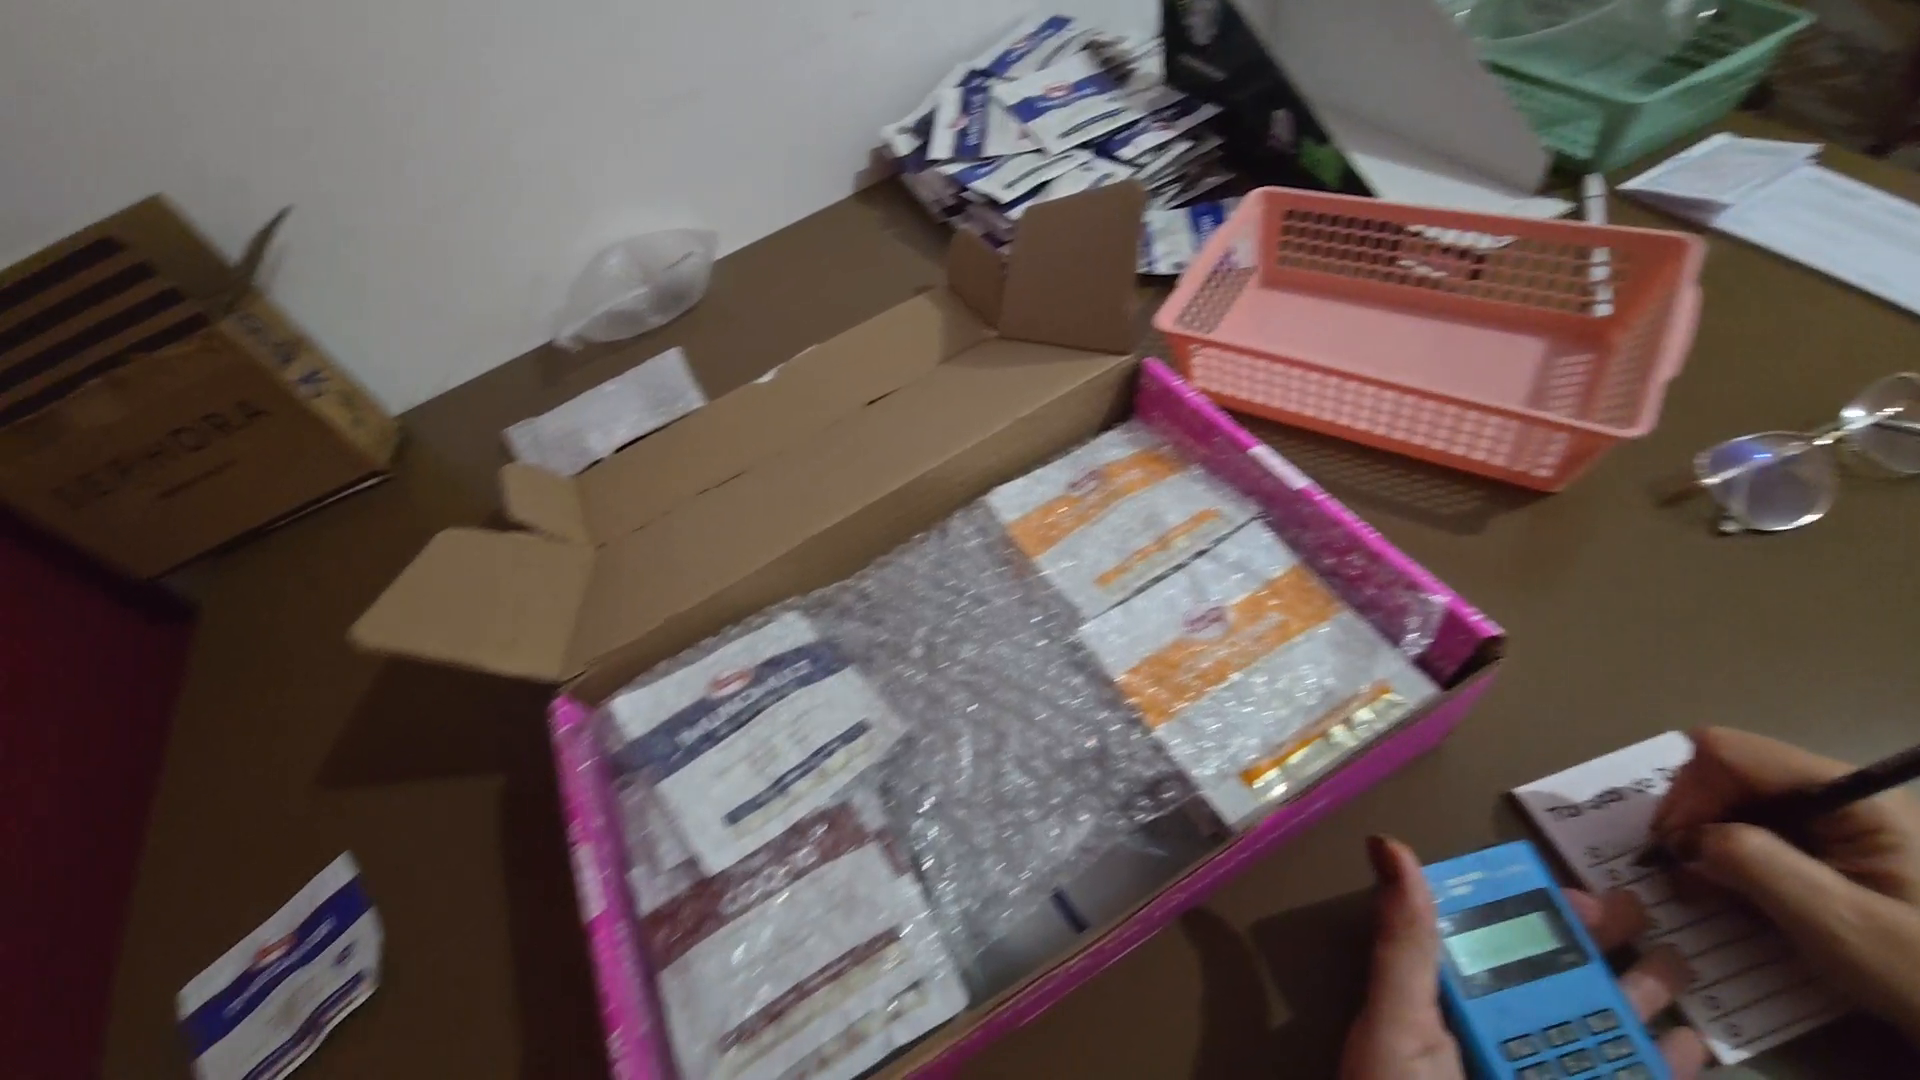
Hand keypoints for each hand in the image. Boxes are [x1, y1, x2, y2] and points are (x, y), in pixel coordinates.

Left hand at [1341, 836, 1707, 1079]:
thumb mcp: (1397, 1028)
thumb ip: (1404, 944)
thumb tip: (1387, 845)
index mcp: (1439, 1010)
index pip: (1484, 947)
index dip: (1525, 915)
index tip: (1573, 892)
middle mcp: (1488, 1043)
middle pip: (1547, 984)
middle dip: (1592, 949)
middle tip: (1636, 911)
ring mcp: (1536, 1078)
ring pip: (1594, 1034)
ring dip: (1638, 1001)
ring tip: (1677, 968)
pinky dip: (1663, 1068)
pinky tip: (1693, 1049)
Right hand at [1652, 727, 1919, 1043]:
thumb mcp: (1836, 922)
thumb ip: (1753, 863)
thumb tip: (1684, 838)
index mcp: (1853, 797)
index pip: (1732, 754)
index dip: (1688, 791)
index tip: (1670, 846)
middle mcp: (1841, 796)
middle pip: (1729, 773)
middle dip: (1691, 816)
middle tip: (1675, 868)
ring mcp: (1838, 823)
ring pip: (1736, 803)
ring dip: (1703, 838)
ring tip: (1696, 884)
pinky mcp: (1831, 850)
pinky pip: (1755, 831)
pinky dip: (1725, 856)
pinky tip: (1725, 890)